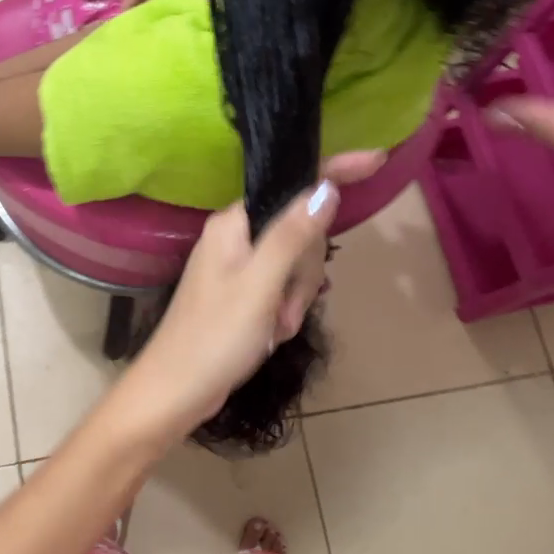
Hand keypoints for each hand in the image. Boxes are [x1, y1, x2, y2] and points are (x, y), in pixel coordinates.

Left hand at [121, 151, 385, 436]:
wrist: (176, 392)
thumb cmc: (214, 338)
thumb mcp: (259, 285)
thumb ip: (291, 235)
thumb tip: (325, 188)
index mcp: (232, 224)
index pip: (292, 185)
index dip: (333, 172)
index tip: (376, 160)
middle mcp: (234, 238)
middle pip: (300, 230)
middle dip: (304, 273)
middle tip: (284, 308)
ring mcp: (239, 267)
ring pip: (295, 265)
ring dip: (295, 299)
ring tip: (274, 328)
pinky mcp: (243, 295)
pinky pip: (282, 290)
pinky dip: (284, 312)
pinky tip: (270, 336)